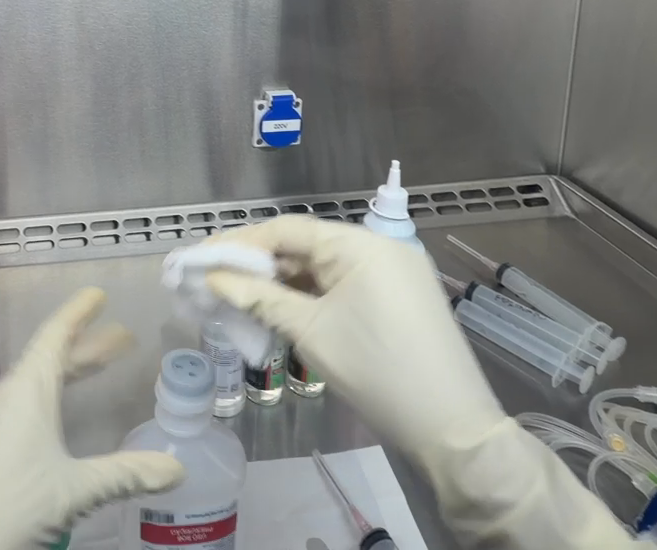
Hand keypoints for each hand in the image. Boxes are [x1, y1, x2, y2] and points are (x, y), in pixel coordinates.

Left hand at [0, 287, 185, 549]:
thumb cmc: (17, 504)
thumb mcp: (78, 489)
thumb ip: (127, 473)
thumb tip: (177, 468)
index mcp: (26, 390)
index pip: (56, 336)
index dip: (78, 313)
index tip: (98, 294)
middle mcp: (5, 394)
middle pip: (51, 359)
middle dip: (88, 348)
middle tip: (124, 338)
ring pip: (35, 382)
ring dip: (68, 372)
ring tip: (97, 369)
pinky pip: (19, 403)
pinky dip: (48, 395)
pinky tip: (57, 413)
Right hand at [204, 217, 635, 548]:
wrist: (453, 427)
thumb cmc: (377, 371)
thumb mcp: (310, 332)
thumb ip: (260, 297)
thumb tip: (215, 277)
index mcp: (360, 243)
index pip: (287, 229)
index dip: (240, 242)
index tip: (203, 256)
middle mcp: (378, 245)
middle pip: (304, 244)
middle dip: (259, 262)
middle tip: (215, 277)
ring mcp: (392, 269)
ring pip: (322, 264)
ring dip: (283, 279)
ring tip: (239, 293)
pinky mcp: (398, 294)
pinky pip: (343, 281)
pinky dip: (311, 293)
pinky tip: (280, 305)